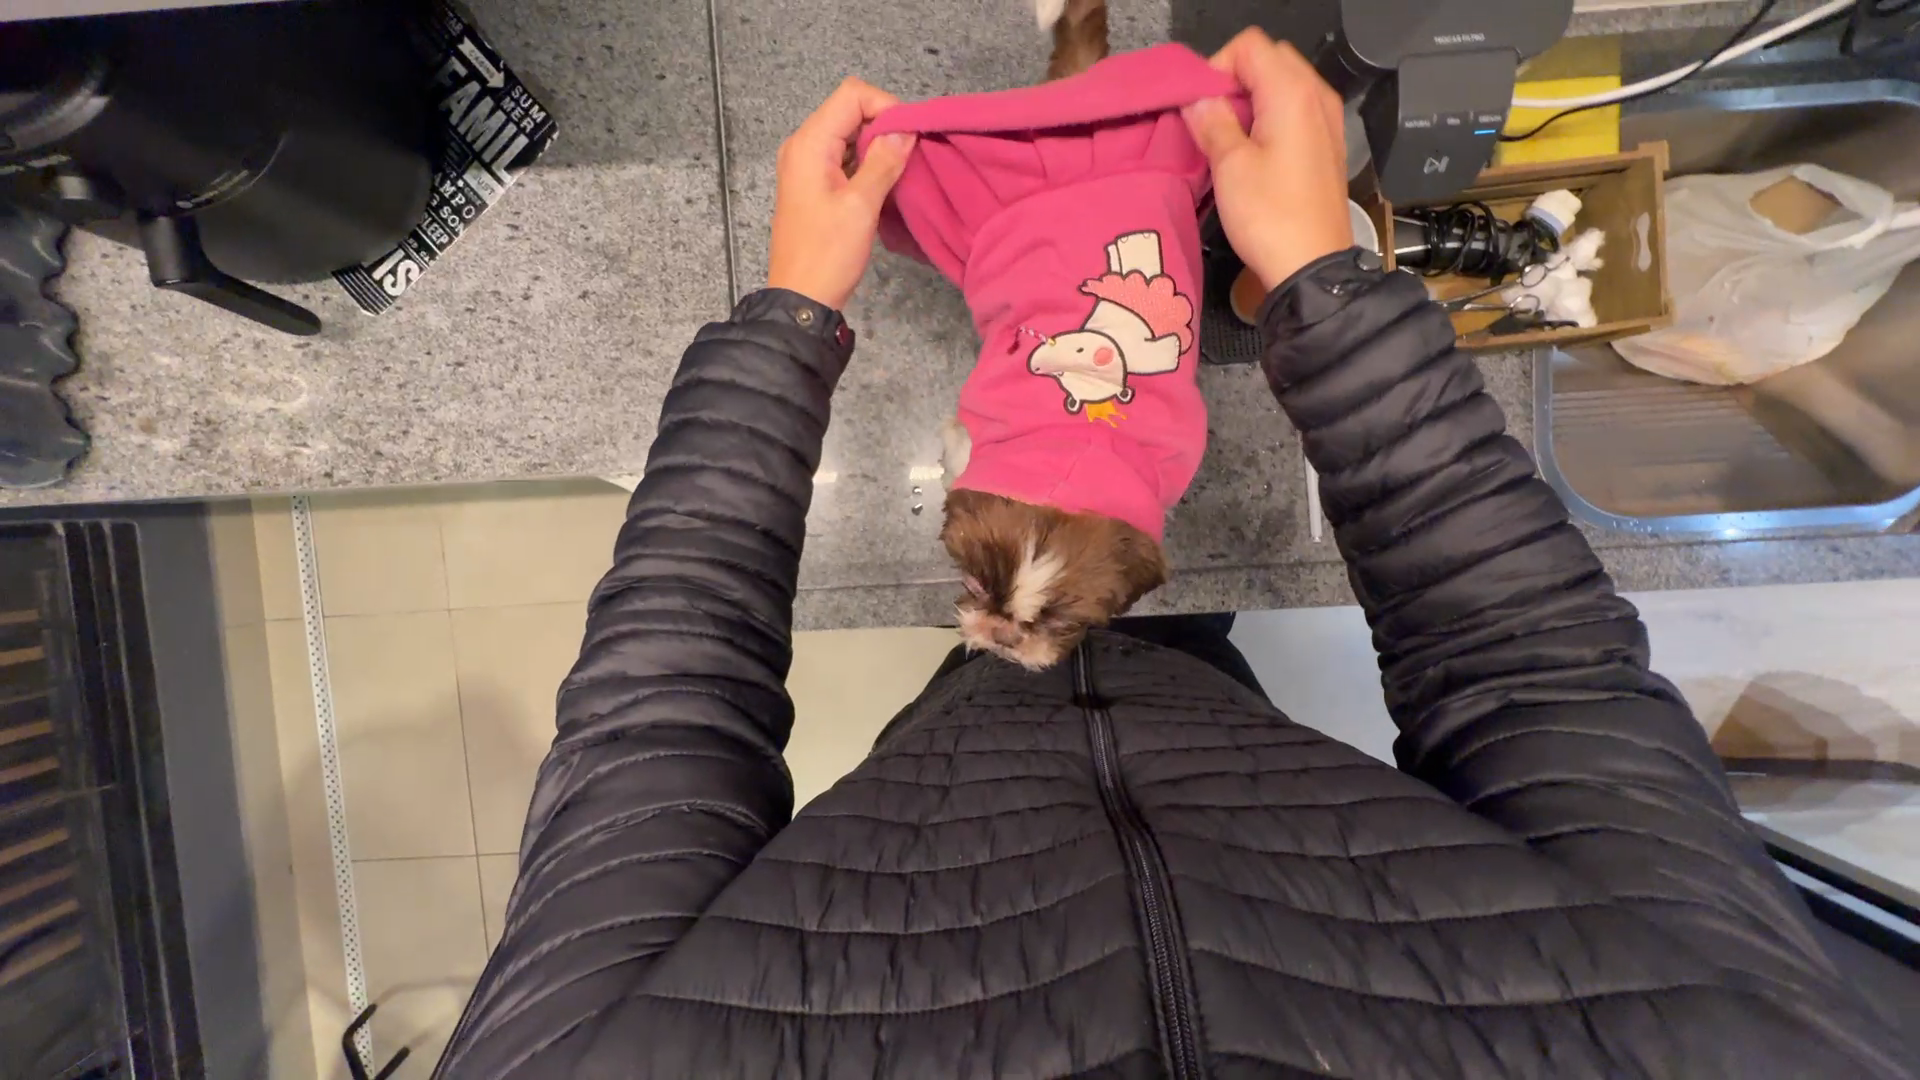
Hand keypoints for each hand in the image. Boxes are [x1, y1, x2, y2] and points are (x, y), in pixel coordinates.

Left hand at [766, 78, 916, 310]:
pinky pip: (842, 161)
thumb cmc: (828, 255)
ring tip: (900, 173)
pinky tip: (883, 186)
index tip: (910, 136)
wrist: (802, 298)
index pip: (852, 95)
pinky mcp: (813, 188)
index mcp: (809, 144)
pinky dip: (865, 166)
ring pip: (848, 137)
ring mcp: (806, 168)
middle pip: (849, 112)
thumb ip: (884, 163)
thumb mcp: (861, 207)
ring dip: (876, 148)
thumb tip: (905, 132)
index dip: (886, 107)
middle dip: (884, 127)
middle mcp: (803, 147)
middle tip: (910, 156)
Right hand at [1182, 28, 1352, 292]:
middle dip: (1232, 84)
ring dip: (1249, 104)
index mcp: (1292, 92)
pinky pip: (1293, 114)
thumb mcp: (1230, 168)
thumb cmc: (1270, 218)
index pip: (1249, 46)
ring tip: (1225, 143)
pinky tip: (1249, 156)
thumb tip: (1197, 101)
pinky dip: (1267, 122)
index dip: (1216, 69)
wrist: (1310, 265)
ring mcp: (1325, 121)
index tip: (1196, 107)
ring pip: (1281, 88)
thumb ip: (1212, 124)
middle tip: (1207, 124)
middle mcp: (1316, 96)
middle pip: (1268, 61)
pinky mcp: (1325, 146)